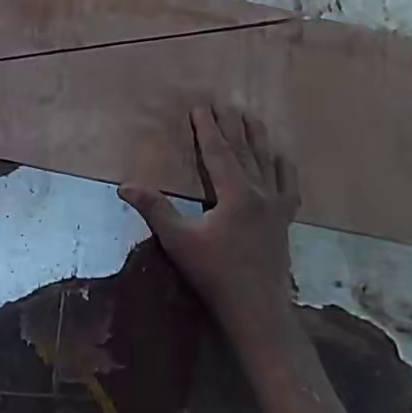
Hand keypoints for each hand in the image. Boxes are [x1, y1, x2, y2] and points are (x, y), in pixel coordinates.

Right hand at [119, 104, 299, 313]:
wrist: (258, 310)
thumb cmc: (216, 274)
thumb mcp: (179, 241)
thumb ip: (154, 209)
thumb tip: (124, 186)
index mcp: (236, 195)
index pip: (218, 153)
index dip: (208, 129)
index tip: (200, 107)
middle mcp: (260, 194)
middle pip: (245, 151)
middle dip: (233, 126)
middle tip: (225, 102)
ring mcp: (276, 208)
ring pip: (267, 163)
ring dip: (257, 138)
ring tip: (252, 117)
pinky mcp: (285, 222)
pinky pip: (287, 187)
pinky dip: (283, 168)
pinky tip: (282, 158)